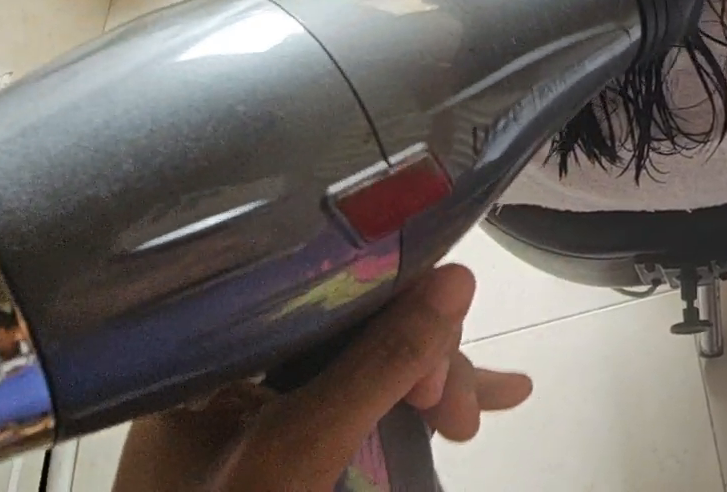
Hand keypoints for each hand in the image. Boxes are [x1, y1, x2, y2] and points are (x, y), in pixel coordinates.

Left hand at [113, 264, 531, 491]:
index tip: (433, 376)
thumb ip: (380, 364)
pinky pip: (386, 394)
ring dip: (444, 381)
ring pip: (388, 357)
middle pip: (370, 323)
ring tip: (478, 415)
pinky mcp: (313, 430)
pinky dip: (438, 396)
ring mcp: (285, 399)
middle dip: (429, 361)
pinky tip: (499, 393)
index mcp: (226, 348)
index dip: (400, 308)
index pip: (329, 288)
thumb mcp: (298, 453)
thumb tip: (462, 274)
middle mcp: (255, 361)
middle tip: (458, 419)